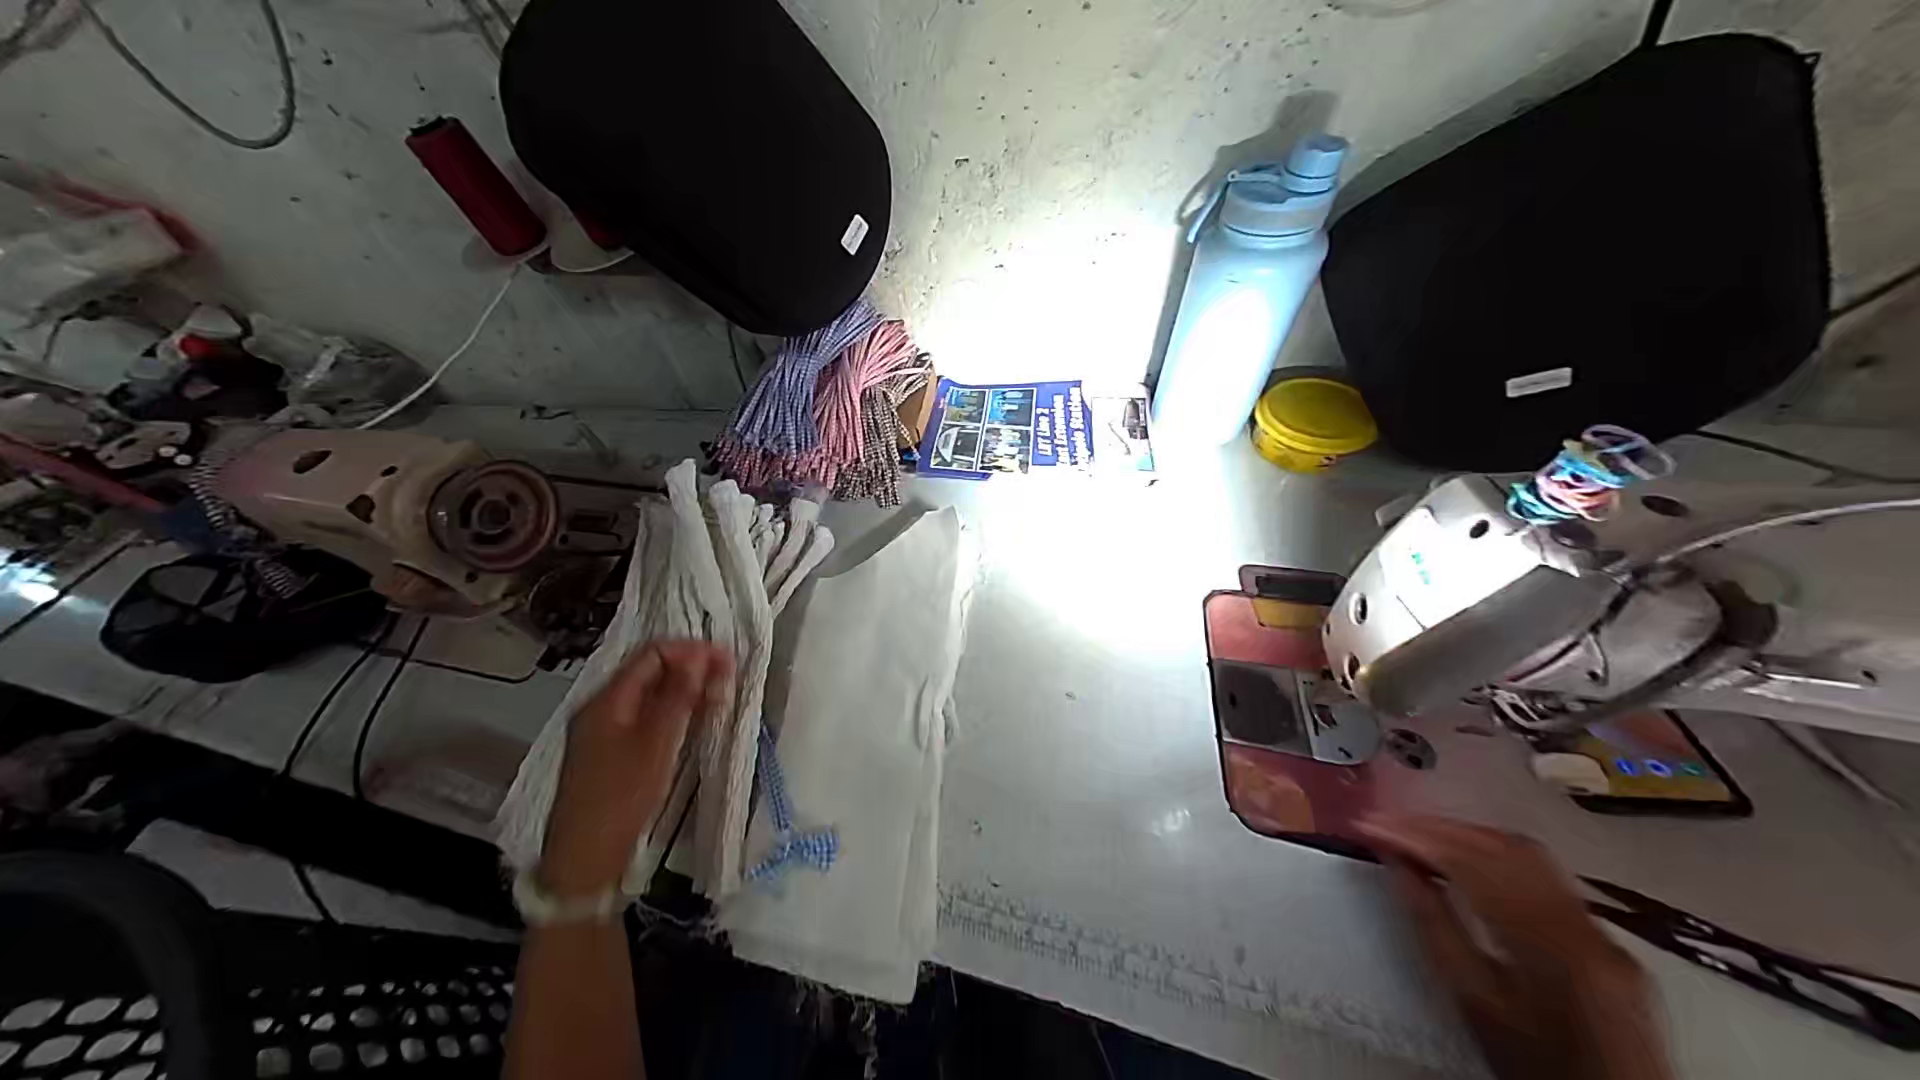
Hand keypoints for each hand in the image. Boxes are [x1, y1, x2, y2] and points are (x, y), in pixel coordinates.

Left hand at [539, 641, 732, 897]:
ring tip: (720, 693)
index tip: (726, 658)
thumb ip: (679, 696)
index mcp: (606, 699)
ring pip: (651, 694)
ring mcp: (606, 730)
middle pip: (650, 671)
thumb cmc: (621, 796)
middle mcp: (603, 707)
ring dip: (685, 688)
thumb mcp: (656, 742)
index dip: (690, 651)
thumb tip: (700, 656)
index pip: (651, 654)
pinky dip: (674, 710)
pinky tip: (696, 717)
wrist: (585, 859)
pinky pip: (647, 715)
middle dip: (690, 667)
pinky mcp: (614, 751)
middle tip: (729, 674)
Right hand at [1358, 814, 1672, 1079]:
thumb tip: (1396, 865)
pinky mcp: (1602, 934)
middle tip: (1384, 821)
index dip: (1414, 837)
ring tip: (1414, 832)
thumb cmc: (1533, 1063)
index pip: (1473, 866)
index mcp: (1553, 947)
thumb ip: (1433, 926)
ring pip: (1523, 853)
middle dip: (1436, 828)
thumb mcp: (1473, 1001)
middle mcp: (1586, 927)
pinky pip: (1539, 872)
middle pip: (1502, 848)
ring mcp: (1601, 929)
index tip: (1369, 825)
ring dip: (1462, 834)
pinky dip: (1490, 852)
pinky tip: (1460, 854)